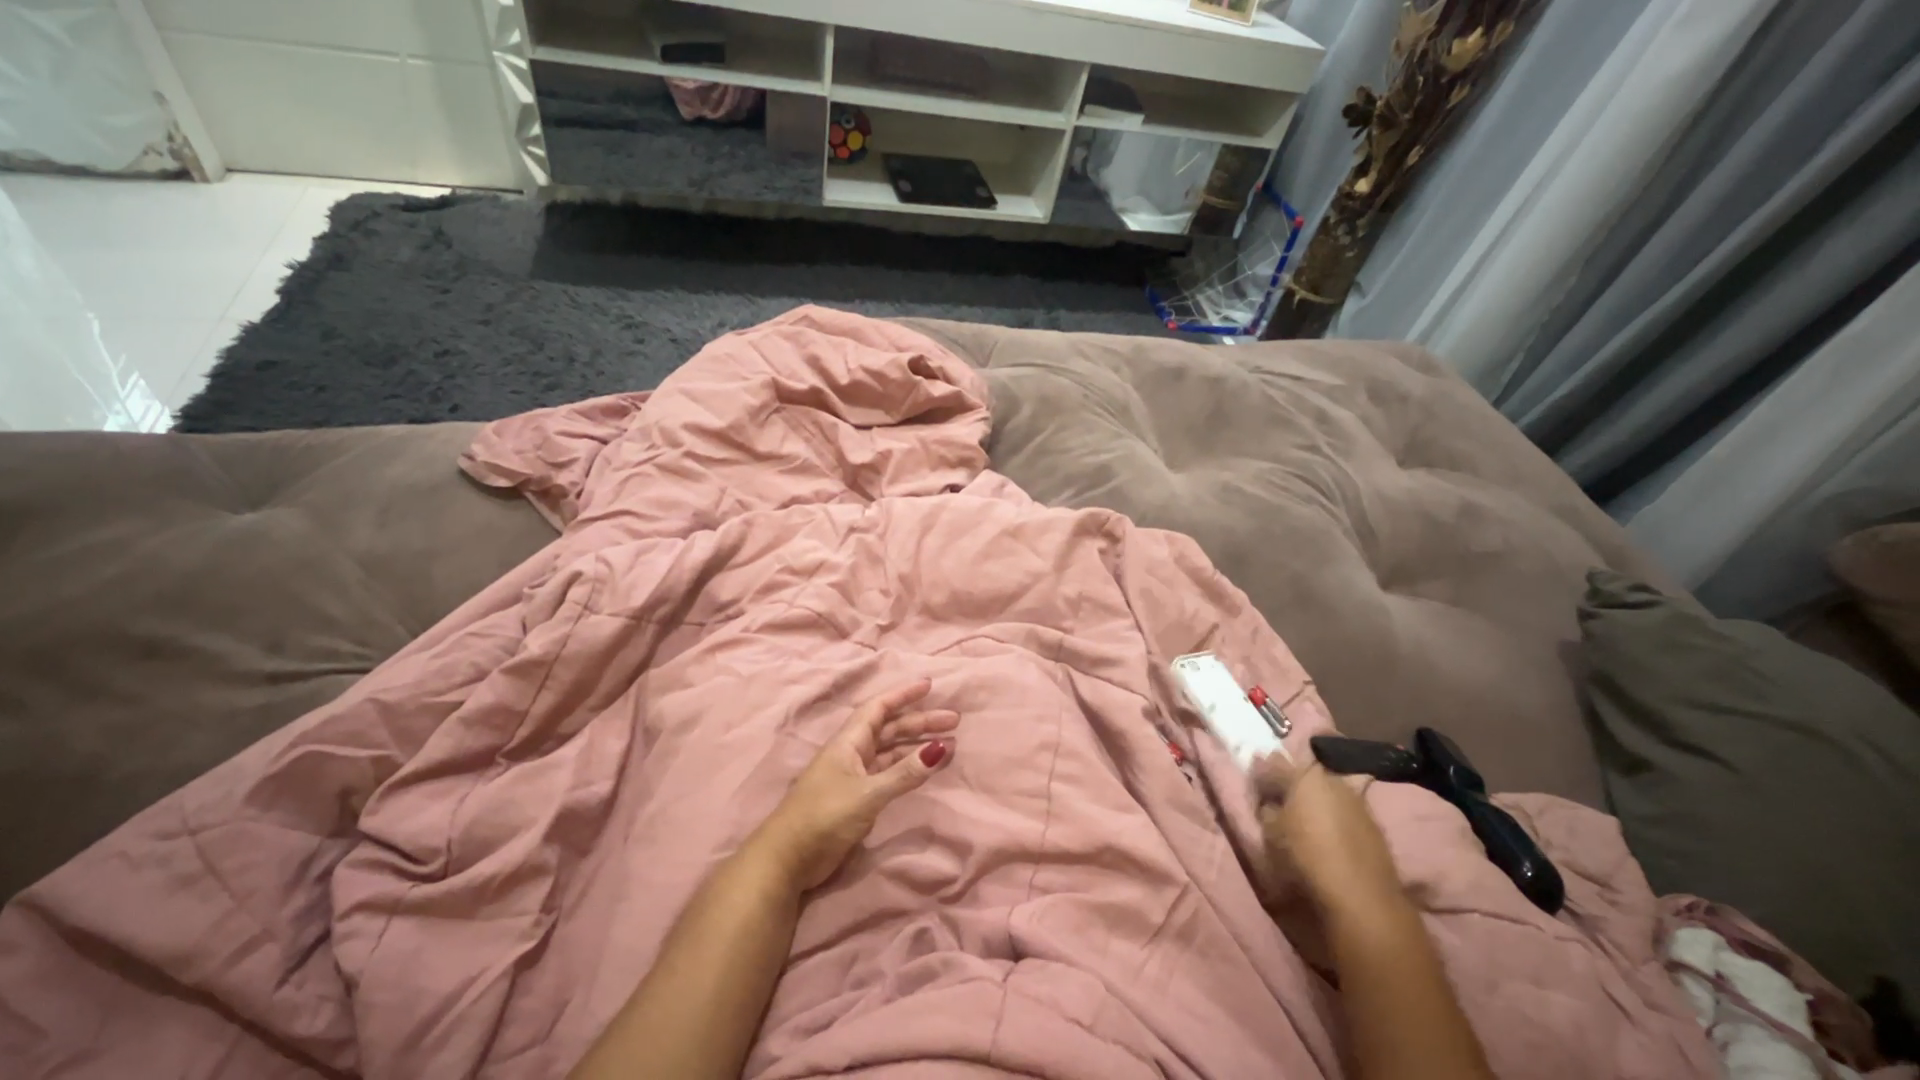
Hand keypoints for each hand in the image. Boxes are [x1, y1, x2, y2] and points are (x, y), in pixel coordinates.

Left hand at [749, 680, 958, 892]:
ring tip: (948, 745)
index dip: (903, 695)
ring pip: (889, 752)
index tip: (930, 686)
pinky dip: (907, 769)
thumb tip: (940, 747)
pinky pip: (888, 774)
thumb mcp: (868, 794)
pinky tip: (924, 770)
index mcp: (847, 743)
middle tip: (953, 720)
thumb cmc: (824, 817)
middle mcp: (850, 754)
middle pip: (889, 729)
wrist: (788, 859)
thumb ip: (904, 773)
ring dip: (916, 746)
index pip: (878, 708)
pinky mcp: (856, 799)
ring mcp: (852, 777)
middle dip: (919, 722)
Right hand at [1254, 753, 1401, 915]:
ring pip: (1327, 790)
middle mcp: (1332, 779)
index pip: (1273, 765)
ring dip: (1315, 799)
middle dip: (1291, 784)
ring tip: (1305, 819)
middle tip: (1279, 801)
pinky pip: (1344, 808)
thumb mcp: (1271, 834)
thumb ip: (1266, 808)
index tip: (1254, 786)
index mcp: (1303, 777)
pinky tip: (1329, 832)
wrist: (1361, 894)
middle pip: (1304, 775)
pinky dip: (1333, 814)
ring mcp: (1356, 798)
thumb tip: (1266, 798)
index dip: (1261, 775)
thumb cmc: (1306, 859)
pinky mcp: (1372, 820)